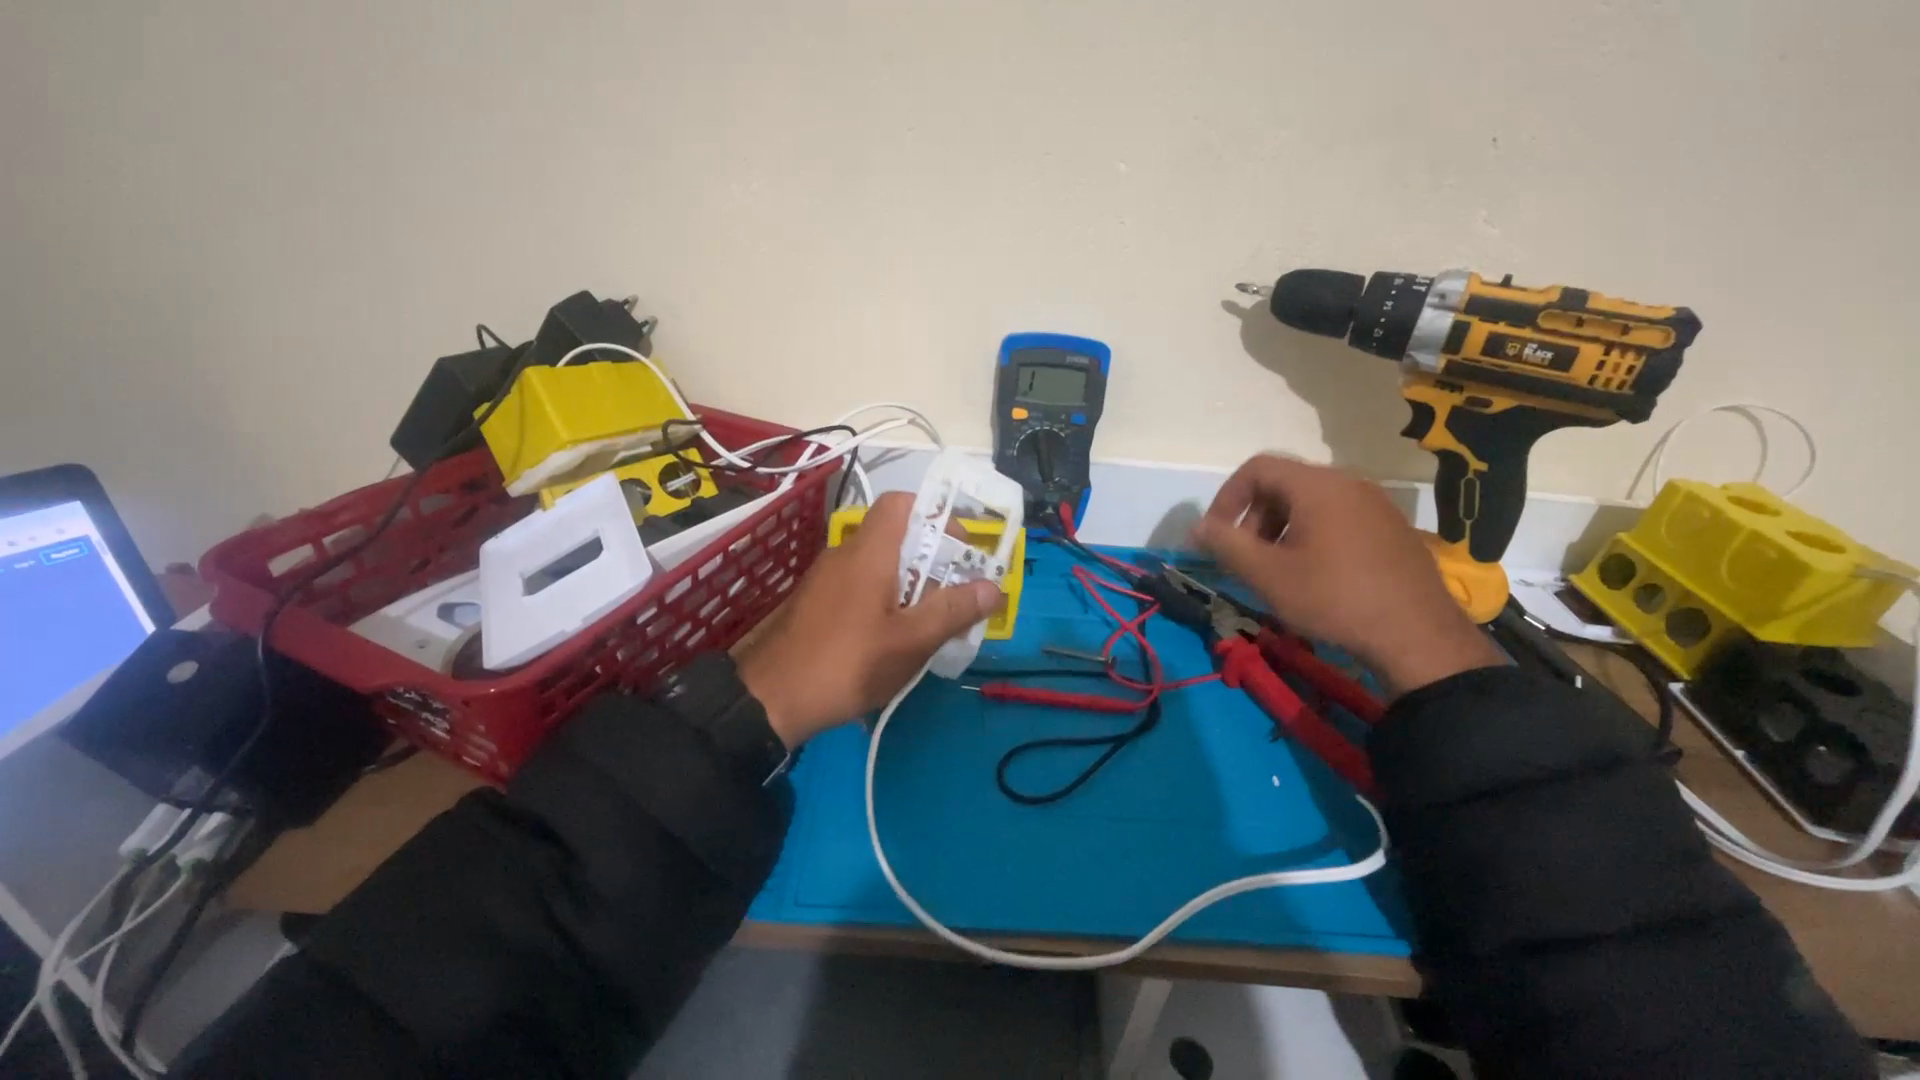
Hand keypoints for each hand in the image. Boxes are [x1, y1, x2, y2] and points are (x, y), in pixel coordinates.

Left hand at [738, 492, 1005, 747]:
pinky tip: (893, 640)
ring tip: (931, 622)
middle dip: (931, 559)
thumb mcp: (910, 641)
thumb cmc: (847, 663)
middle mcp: (845, 555)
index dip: (936, 514)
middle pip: (895, 537)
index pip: (901, 503)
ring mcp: (826, 581)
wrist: (770, 699)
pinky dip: (884, 601)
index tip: (961, 548)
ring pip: (878, 566)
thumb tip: (993, 586)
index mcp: (869, 552)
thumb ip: (953, 611)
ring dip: (909, 584)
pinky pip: (860, 588)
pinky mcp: (815, 606)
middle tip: (956, 594)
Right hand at [1191, 454, 1504, 696]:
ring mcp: (1377, 504)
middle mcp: (1349, 482)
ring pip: (1312, 503)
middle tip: (1247, 559)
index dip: (1227, 498)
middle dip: (1255, 518)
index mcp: (1318, 485)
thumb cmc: (1334, 599)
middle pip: (1285, 484)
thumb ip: (1226, 545)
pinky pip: (1340, 518)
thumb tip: (1197, 526)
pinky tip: (1316, 576)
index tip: (1217, 537)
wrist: (1418, 635)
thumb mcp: (1268, 575)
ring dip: (1282, 529)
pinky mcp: (1393, 528)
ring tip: (1278, 571)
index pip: (1257, 468)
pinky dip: (1314, 536)